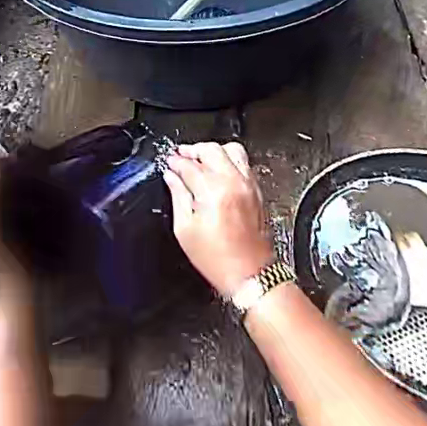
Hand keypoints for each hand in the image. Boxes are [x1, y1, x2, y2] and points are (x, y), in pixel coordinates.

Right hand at [162, 142, 273, 297]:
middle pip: (211, 149)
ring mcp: (248, 184)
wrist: (251, 276)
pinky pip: (244, 162)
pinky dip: (229, 159)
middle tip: (181, 156)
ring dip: (213, 151)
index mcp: (213, 191)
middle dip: (193, 150)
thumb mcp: (185, 230)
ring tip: (200, 159)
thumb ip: (177, 196)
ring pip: (231, 149)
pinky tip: (218, 170)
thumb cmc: (219, 260)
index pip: (189, 165)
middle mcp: (233, 182)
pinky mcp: (257, 190)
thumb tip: (171, 178)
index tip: (169, 162)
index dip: (175, 161)